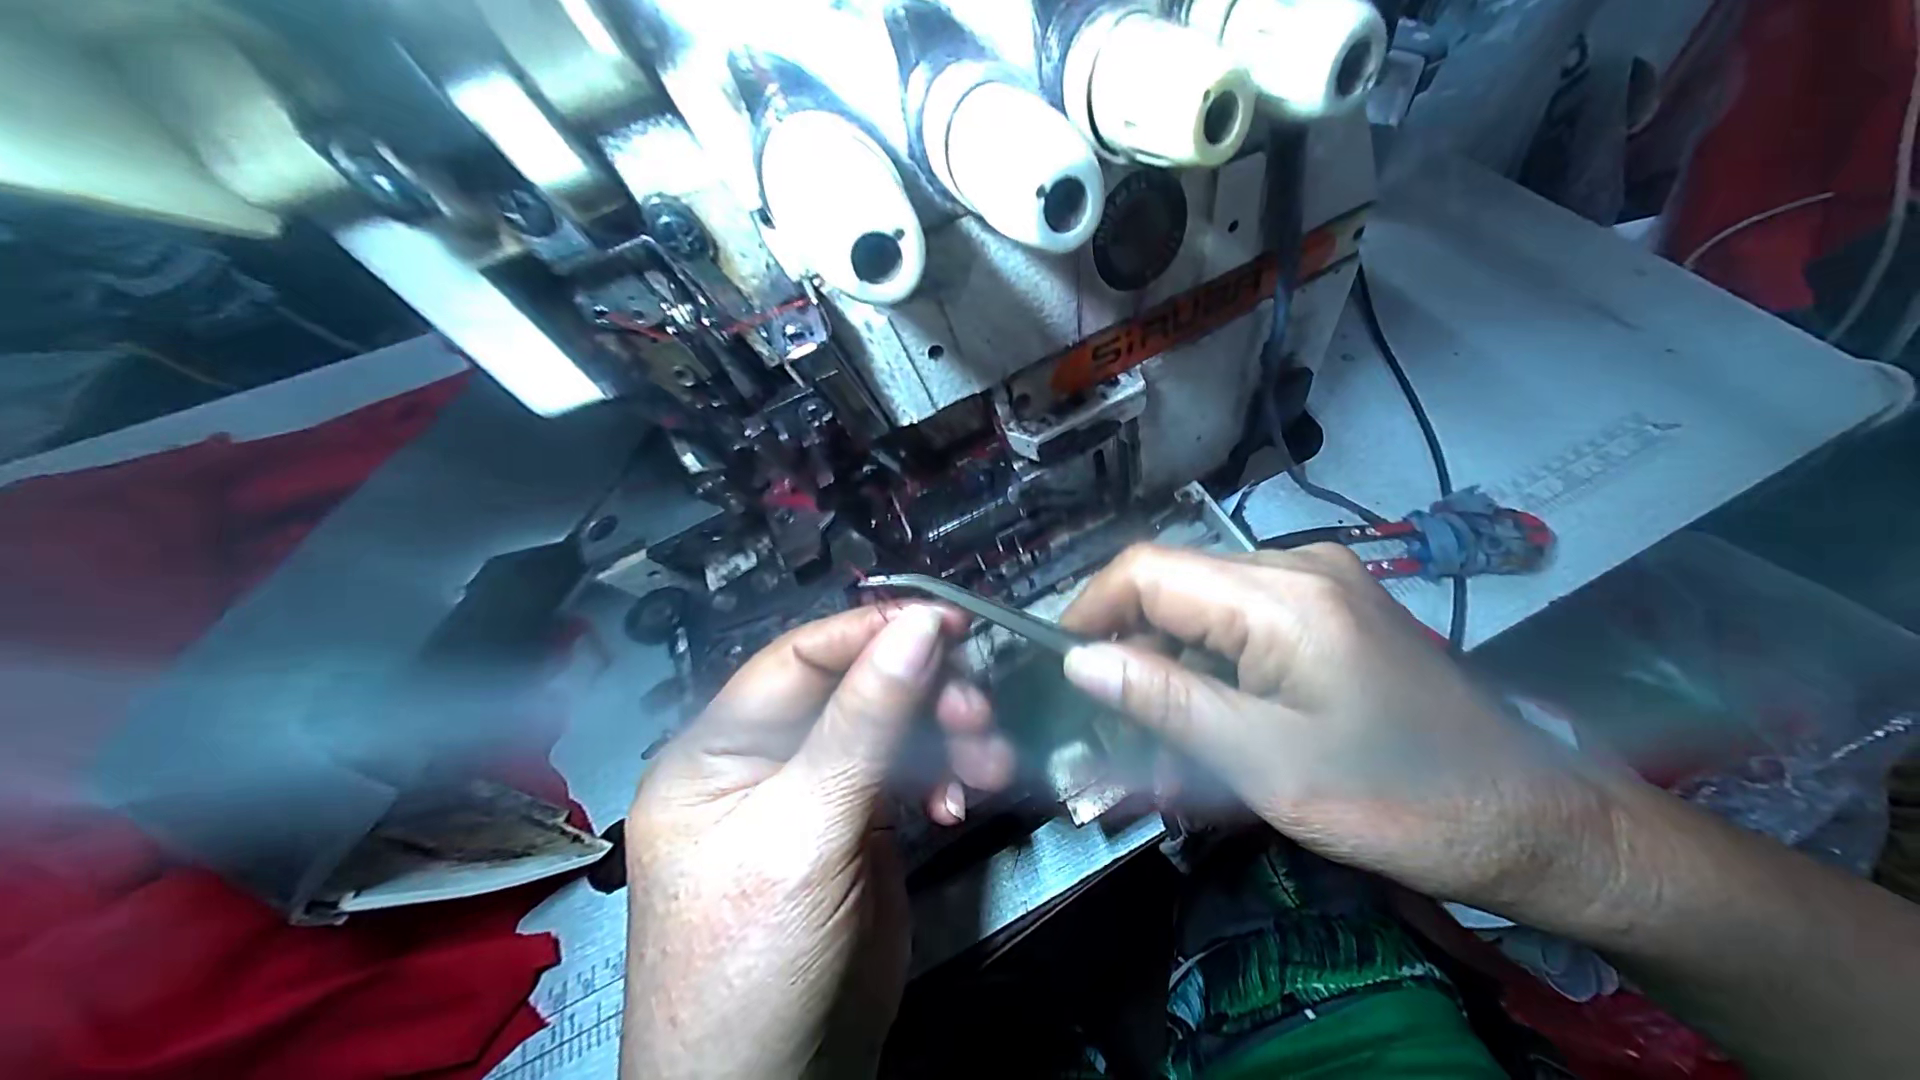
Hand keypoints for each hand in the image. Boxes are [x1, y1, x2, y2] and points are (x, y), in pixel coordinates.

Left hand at [621, 604, 1010, 1079]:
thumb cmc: (754, 959)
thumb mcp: (803, 831)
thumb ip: (864, 724)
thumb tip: (919, 629)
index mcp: (718, 749)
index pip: (799, 659)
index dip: (871, 632)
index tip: (944, 622)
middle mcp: (766, 761)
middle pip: (853, 690)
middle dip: (920, 690)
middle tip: (977, 705)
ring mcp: (816, 794)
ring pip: (890, 732)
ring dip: (945, 736)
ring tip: (987, 758)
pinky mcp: (858, 827)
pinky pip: (909, 777)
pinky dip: (943, 779)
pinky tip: (960, 801)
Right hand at [1057, 544, 1624, 919]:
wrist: (1538, 822)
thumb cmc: (1398, 801)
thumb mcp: (1262, 761)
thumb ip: (1164, 700)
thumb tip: (1079, 660)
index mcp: (1280, 596)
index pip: (1147, 570)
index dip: (1090, 609)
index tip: (1062, 667)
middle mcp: (1296, 566)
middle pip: (1174, 583)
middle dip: (1131, 645)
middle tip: (1114, 719)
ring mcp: (1320, 582)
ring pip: (1204, 604)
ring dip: (1171, 661)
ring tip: (1165, 734)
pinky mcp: (1332, 607)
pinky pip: (1242, 619)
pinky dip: (1211, 662)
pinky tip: (1216, 716)